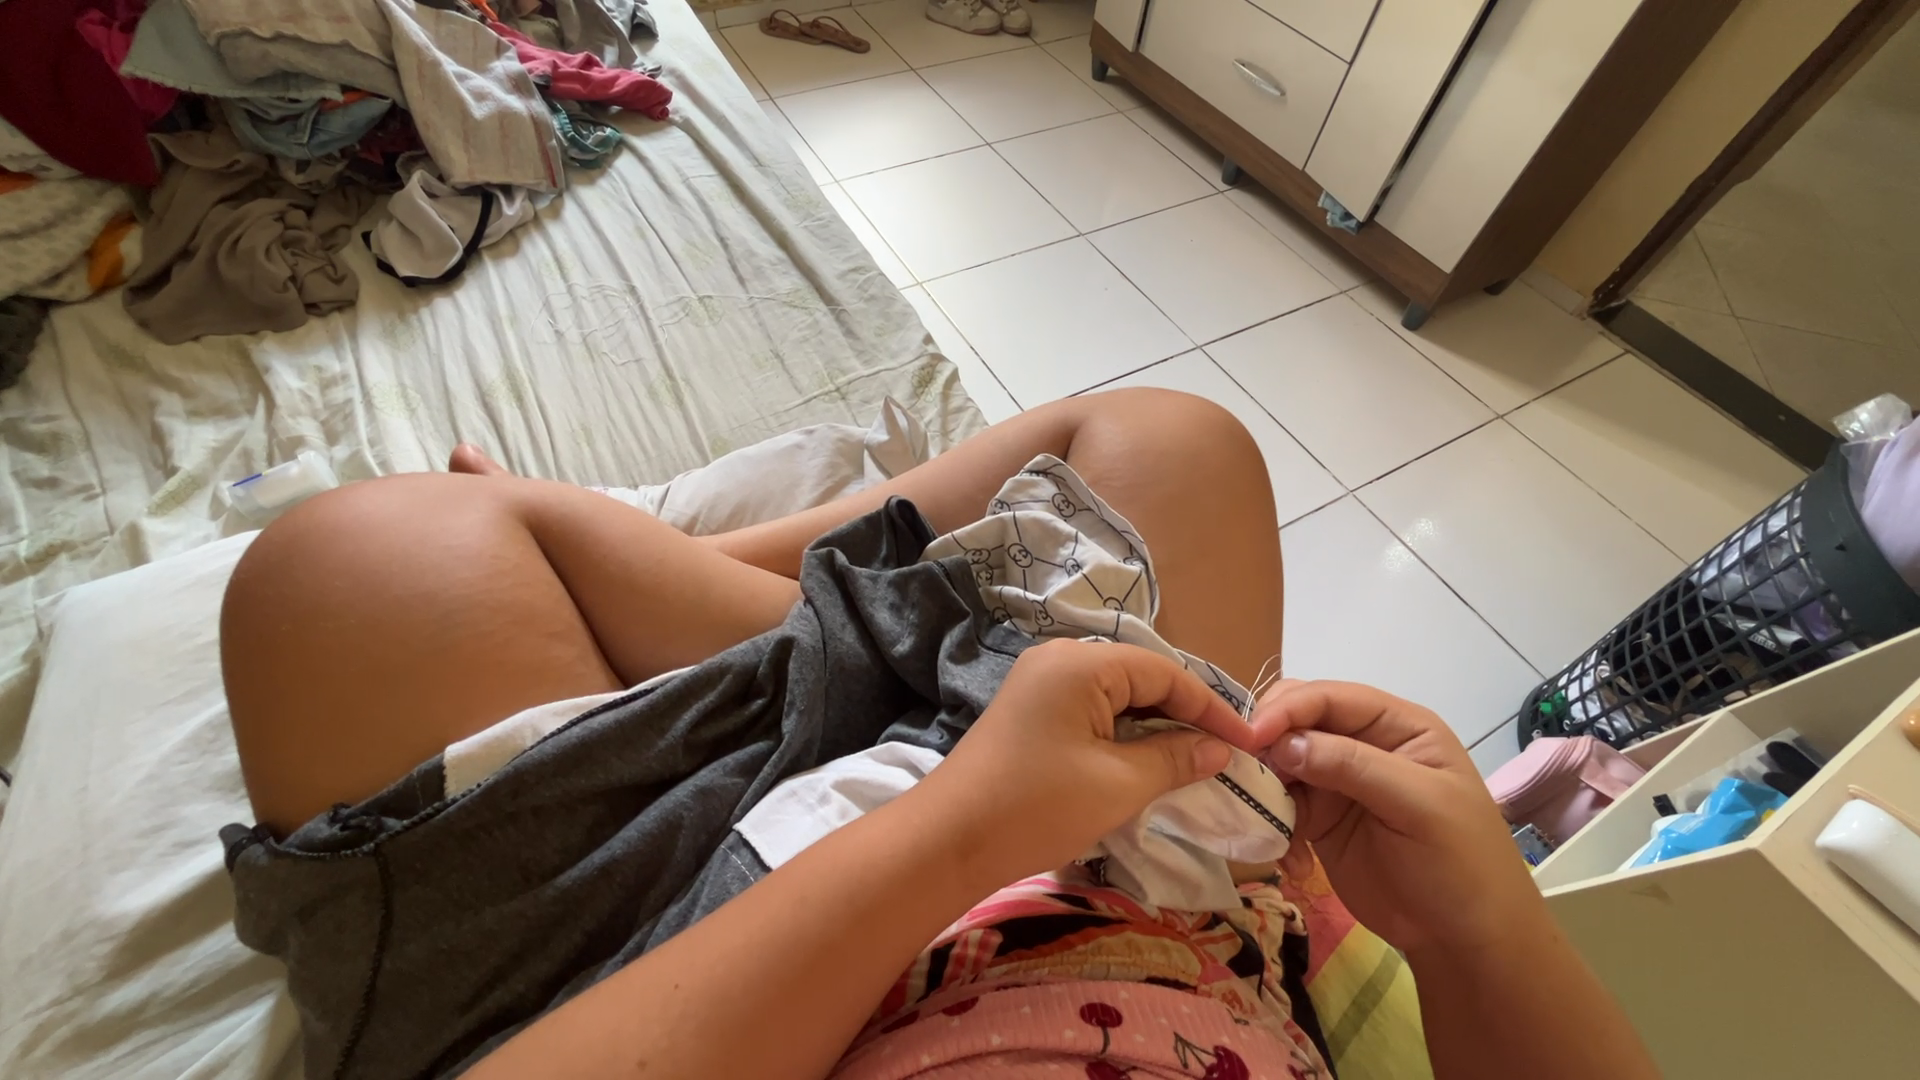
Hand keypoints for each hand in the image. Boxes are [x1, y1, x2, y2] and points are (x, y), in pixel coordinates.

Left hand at [908, 638, 1251, 888]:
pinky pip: (1089, 709)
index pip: (1163, 671)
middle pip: (1138, 676)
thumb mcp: (1118, 784)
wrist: (950, 840)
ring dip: (1152, 725)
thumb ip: (1174, 757)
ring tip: (1190, 759)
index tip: (1247, 744)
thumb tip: (1219, 748)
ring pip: (1114, 694)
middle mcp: (1058, 659)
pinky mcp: (1030, 710)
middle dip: (1182, 713)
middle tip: (1222, 752)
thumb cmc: (1038, 806)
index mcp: (1080, 663)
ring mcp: (1039, 683)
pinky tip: (1142, 759)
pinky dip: (1121, 732)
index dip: (1209, 707)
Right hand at [1249, 680, 1545, 952]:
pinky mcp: (1317, 816)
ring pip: (1278, 761)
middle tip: (1245, 770)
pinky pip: (1278, 803)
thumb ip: (1353, 765)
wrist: (1465, 943)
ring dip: (1264, 786)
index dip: (1286, 709)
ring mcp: (1336, 780)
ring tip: (1264, 819)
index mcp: (1395, 725)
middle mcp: (1360, 743)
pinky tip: (1292, 860)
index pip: (1328, 697)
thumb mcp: (1420, 807)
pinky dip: (1272, 825)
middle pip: (1295, 720)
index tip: (1251, 736)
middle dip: (1267, 741)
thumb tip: (1283, 743)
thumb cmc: (1461, 866)